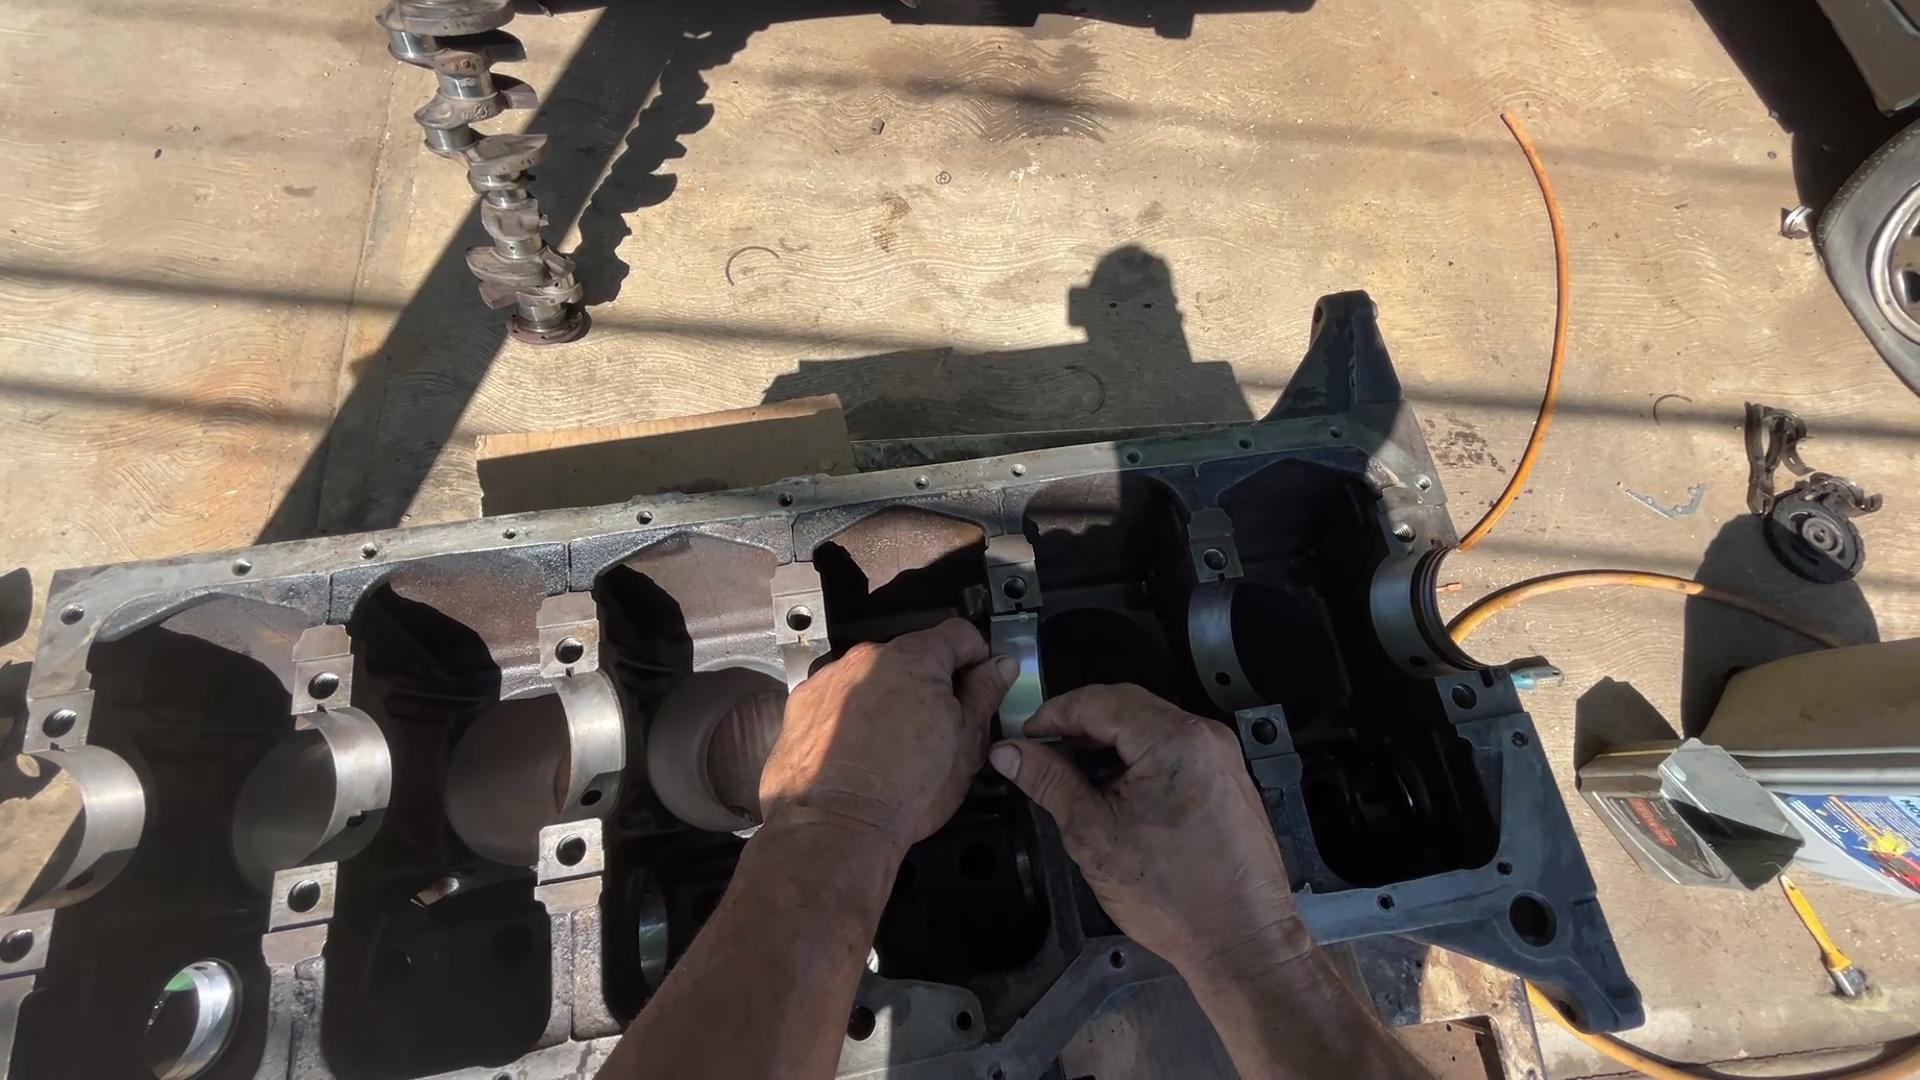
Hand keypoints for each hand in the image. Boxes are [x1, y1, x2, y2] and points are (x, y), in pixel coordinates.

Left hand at [760, 618, 1017, 856]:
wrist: (835, 827)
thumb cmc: (906, 790)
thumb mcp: (966, 743)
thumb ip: (984, 693)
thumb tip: (999, 665)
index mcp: (917, 657)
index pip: (959, 633)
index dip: (976, 657)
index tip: (977, 685)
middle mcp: (870, 655)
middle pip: (913, 655)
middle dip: (929, 682)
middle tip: (937, 728)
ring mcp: (831, 676)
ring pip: (874, 676)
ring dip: (888, 696)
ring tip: (891, 746)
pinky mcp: (802, 702)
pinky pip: (838, 696)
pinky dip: (851, 713)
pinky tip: (856, 750)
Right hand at [986, 684, 1306, 978]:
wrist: (1242, 944)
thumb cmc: (1172, 896)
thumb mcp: (1092, 834)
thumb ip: (1048, 781)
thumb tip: (1009, 752)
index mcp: (1173, 739)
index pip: (1099, 701)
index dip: (1055, 713)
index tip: (1027, 734)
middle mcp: (1203, 735)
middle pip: (1126, 704)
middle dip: (1079, 721)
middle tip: (1044, 746)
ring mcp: (1219, 754)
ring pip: (1148, 722)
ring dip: (1106, 736)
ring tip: (1072, 764)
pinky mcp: (1225, 776)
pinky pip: (1171, 744)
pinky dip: (1135, 752)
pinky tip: (1112, 780)